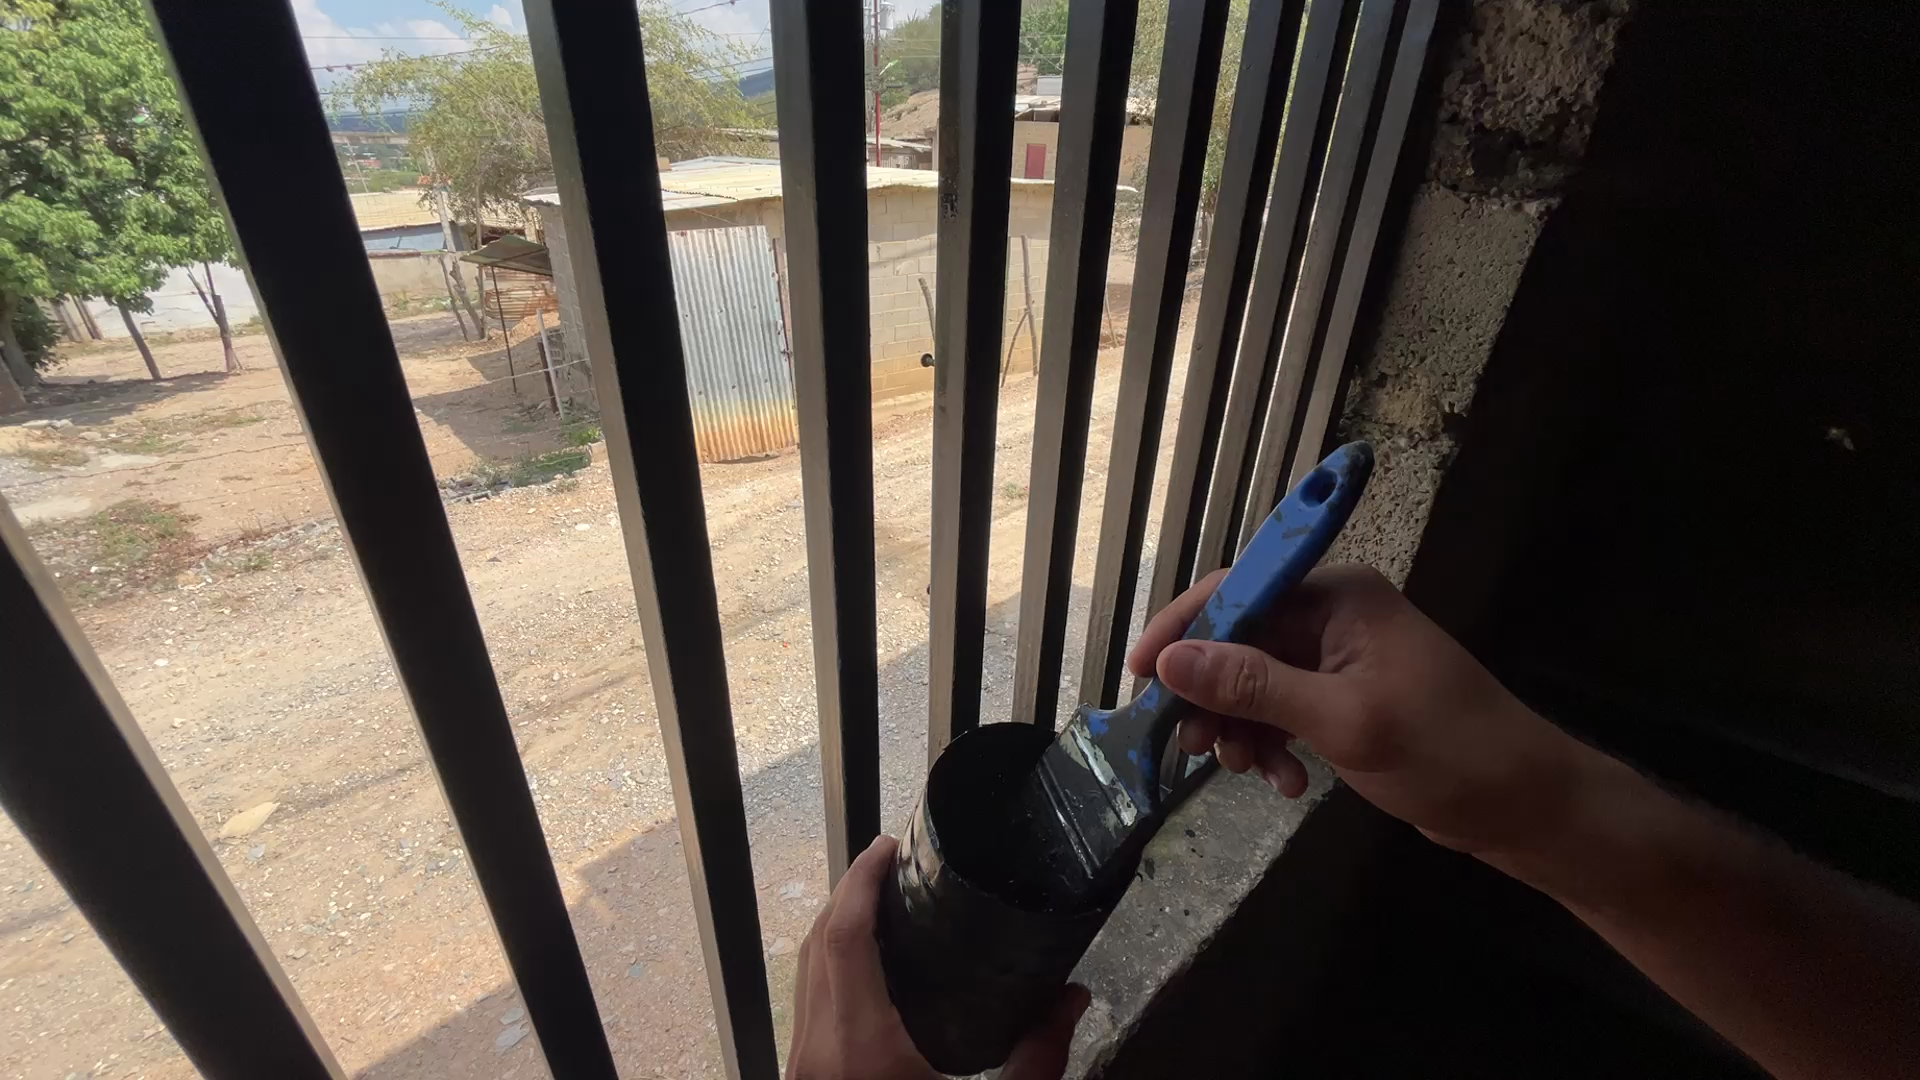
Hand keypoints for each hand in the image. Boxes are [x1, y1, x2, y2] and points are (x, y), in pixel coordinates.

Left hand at [786, 835, 1090, 1079]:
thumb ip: (1036, 1060)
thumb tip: (1075, 998)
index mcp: (860, 1047)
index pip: (844, 937)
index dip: (860, 880)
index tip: (887, 846)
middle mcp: (819, 1047)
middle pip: (818, 939)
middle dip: (850, 887)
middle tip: (891, 859)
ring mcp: (802, 1063)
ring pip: (804, 965)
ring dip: (836, 919)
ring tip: (878, 893)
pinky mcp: (802, 1074)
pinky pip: (806, 993)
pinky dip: (828, 955)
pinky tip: (862, 956)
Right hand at [1128, 564, 1600, 858]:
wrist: (1532, 813)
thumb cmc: (1450, 753)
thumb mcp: (1343, 720)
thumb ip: (1253, 686)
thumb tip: (1169, 662)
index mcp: (1334, 595)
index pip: (1236, 592)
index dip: (1181, 629)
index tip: (1141, 674)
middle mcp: (1326, 615)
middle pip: (1236, 640)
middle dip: (1210, 693)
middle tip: (1192, 745)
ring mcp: (1330, 656)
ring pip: (1249, 679)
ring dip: (1239, 726)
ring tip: (1247, 770)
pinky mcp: (1334, 694)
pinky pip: (1275, 707)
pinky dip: (1268, 741)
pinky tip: (1284, 780)